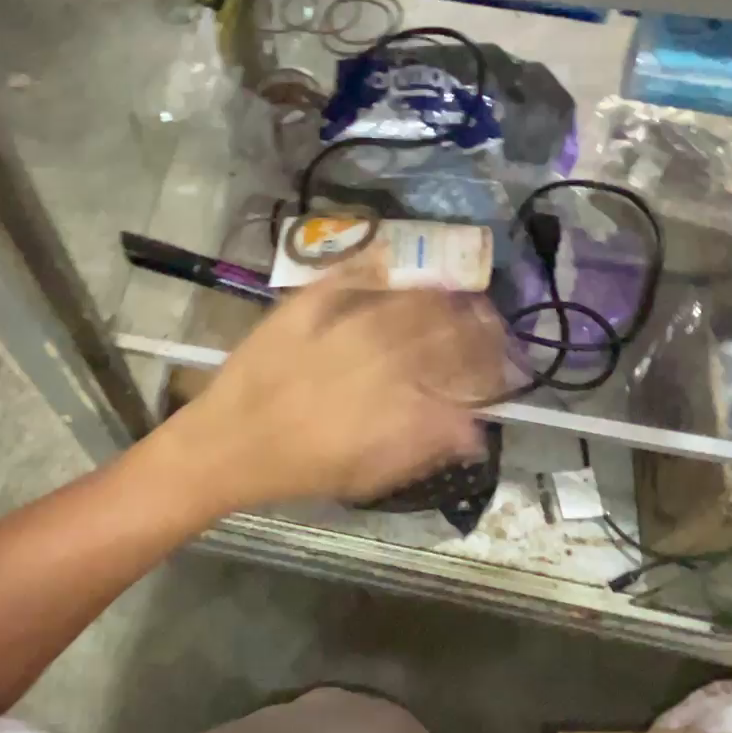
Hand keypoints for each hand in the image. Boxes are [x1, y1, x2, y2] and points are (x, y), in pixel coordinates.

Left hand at [152, 251, 504, 511]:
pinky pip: (344, 279)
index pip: (458, 372)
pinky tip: (389, 259)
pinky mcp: (301, 309)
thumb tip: (474, 430)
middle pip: (438, 330)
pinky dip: (370, 266)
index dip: (487, 361)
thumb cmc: (300, 469)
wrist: (229, 445)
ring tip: (453, 292)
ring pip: (402, 302)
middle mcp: (373, 359)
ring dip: (436, 295)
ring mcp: (337, 327)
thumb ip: (423, 447)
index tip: (502, 359)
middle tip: (489, 321)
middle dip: (474, 324)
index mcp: (392, 401)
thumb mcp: (368, 473)